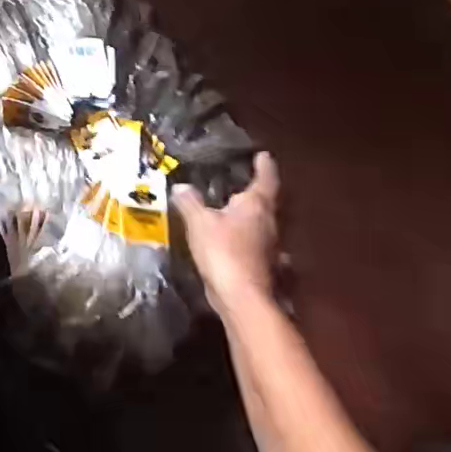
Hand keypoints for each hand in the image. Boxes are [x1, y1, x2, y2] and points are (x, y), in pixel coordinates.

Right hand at [172, 152, 280, 311]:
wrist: (241, 296)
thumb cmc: (223, 250)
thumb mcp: (198, 221)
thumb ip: (190, 202)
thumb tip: (182, 186)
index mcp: (256, 206)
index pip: (265, 180)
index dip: (264, 167)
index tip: (263, 155)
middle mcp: (269, 222)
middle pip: (265, 202)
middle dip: (255, 191)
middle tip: (241, 180)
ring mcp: (268, 245)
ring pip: (261, 222)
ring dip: (250, 214)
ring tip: (231, 207)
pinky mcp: (261, 263)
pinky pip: (253, 240)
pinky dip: (244, 235)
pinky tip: (232, 238)